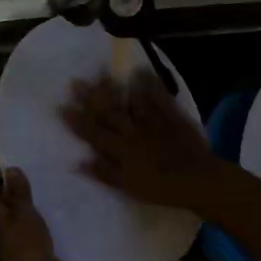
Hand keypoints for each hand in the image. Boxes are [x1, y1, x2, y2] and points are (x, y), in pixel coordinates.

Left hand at [0, 168, 51, 260]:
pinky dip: (44, 215)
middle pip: (8, 201)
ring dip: (33, 200)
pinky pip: (38, 225)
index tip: (12, 159)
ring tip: (51, 181)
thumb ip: (19, 194)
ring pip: (24, 213)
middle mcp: (9, 223)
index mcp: (1, 214)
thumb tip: (10, 168)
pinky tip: (59, 208)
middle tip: (36, 165)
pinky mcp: (37, 246)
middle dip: (17, 185)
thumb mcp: (24, 216)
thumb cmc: (26, 248)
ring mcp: (22, 236)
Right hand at [61, 74, 224, 209]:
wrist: (199, 180)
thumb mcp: (129, 187)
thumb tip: (78, 162)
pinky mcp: (173, 116)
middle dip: (90, 97)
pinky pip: (158, 97)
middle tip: (74, 81)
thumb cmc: (162, 189)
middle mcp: (133, 130)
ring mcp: (153, 121)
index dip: (76, 120)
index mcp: (121, 149)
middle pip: (108, 112)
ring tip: (101, 71)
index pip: (93, 132)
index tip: (61, 107)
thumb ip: (105, 173)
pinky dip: (148, 84)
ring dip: (115, 86)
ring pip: (129, 100)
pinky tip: (140, 72)